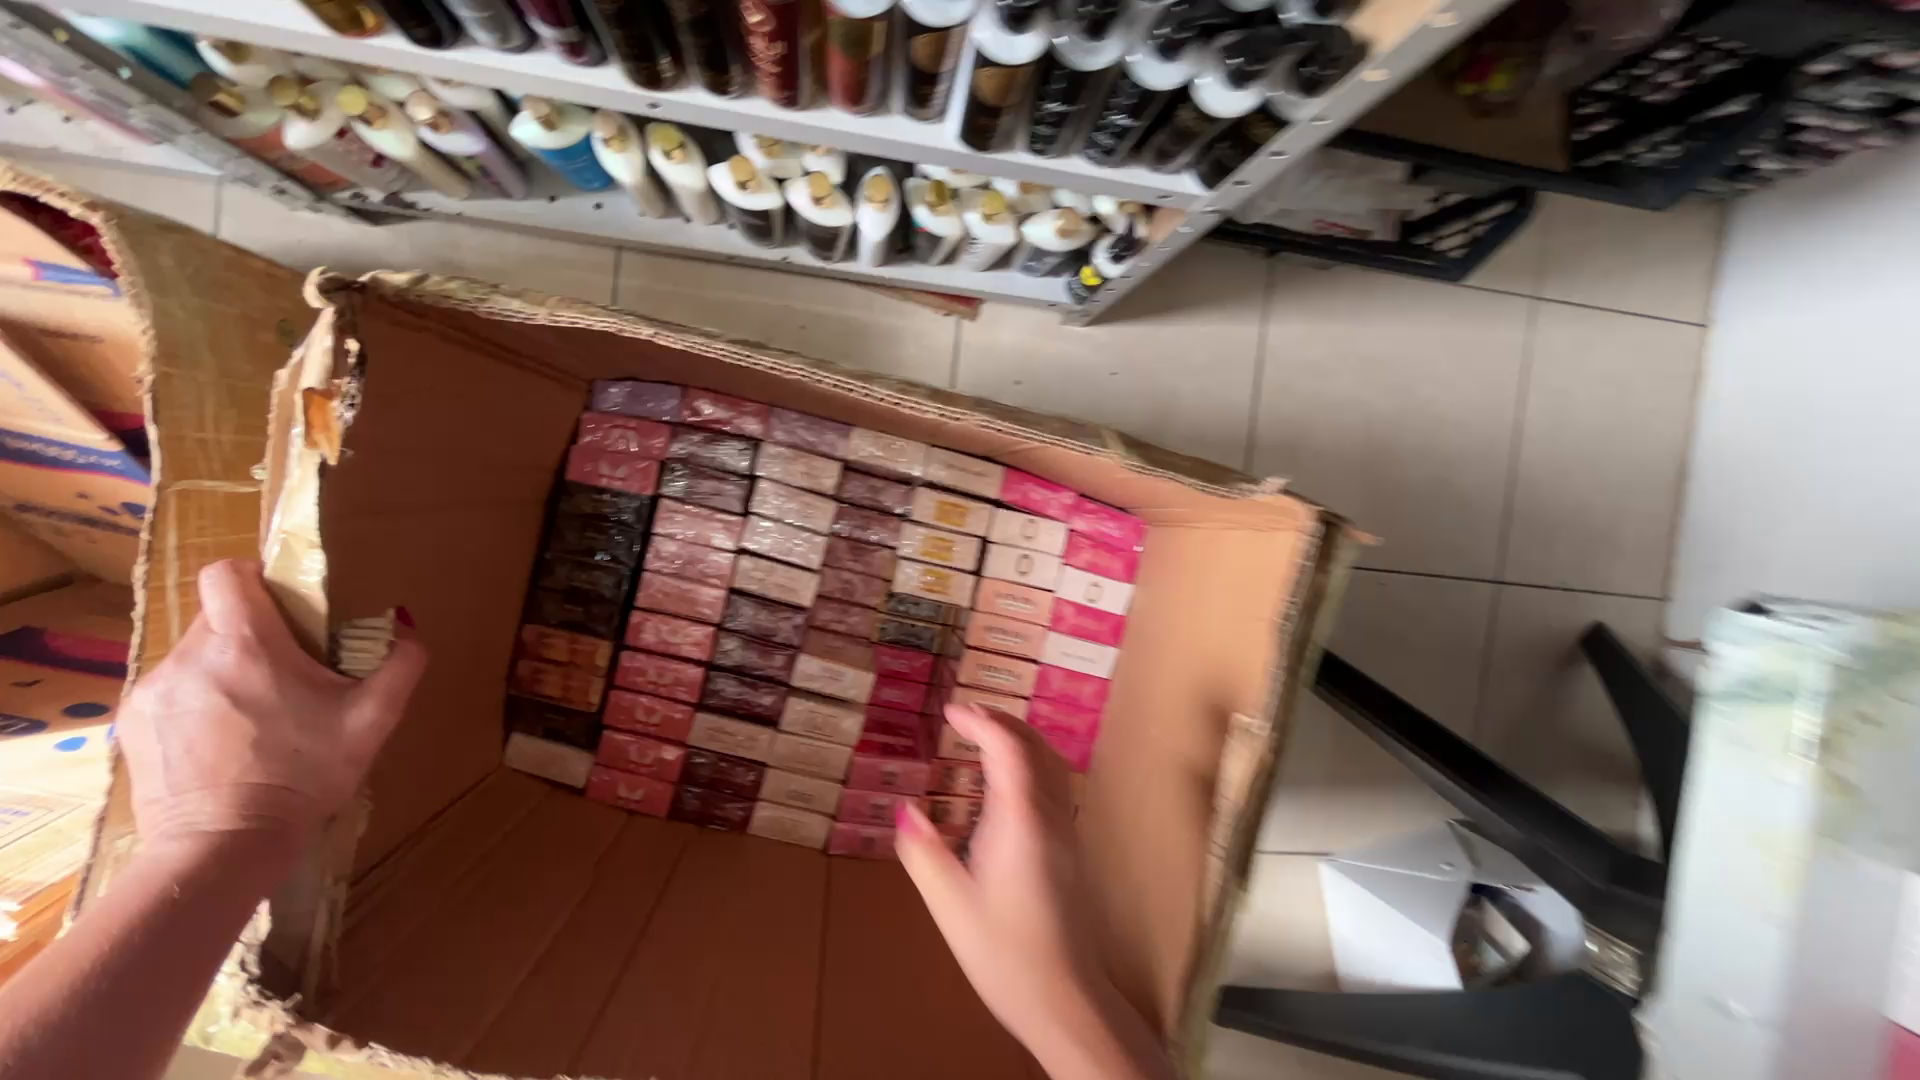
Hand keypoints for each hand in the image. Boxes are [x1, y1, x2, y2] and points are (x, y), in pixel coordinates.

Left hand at [114, 559, 426, 855]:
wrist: (226, 844)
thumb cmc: (305, 774)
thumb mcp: (375, 718)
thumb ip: (402, 664)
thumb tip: (409, 631)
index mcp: (247, 645)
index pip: (227, 574)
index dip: (255, 573)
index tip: (283, 595)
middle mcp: (190, 657)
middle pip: (218, 617)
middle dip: (254, 631)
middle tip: (289, 666)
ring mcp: (153, 692)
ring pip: (195, 655)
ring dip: (227, 667)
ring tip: (259, 708)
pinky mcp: (131, 726)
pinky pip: (171, 690)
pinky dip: (200, 700)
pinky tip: (226, 737)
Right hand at [896, 705, 1172, 1079]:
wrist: (1066, 998)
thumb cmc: (1003, 953)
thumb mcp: (950, 905)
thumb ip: (924, 853)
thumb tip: (903, 809)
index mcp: (1022, 820)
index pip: (1007, 747)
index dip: (980, 721)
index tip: (951, 711)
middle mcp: (1051, 815)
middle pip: (1034, 746)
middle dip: (1001, 721)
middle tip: (965, 716)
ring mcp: (1067, 830)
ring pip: (1050, 763)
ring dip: (1018, 739)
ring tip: (984, 738)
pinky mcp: (1071, 848)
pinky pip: (1053, 784)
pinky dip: (1028, 763)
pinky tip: (1005, 787)